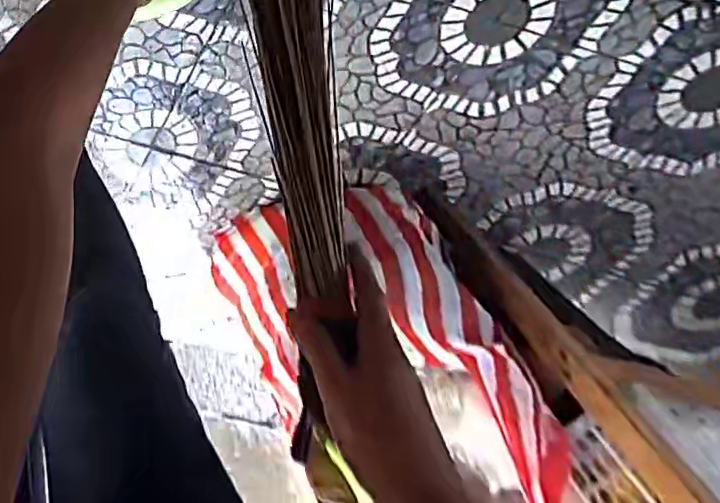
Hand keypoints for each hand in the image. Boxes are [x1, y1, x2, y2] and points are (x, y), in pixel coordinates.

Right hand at [288, 250, 467, 502]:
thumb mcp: (334, 385)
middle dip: (331, 306)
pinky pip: (363, 363)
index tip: (346, 242)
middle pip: (360, 316)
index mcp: (380, 343)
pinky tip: (325, 378)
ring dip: (334, 336)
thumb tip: (297, 310)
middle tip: (303, 307)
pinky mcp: (397, 400)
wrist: (422, 493)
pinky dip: (342, 358)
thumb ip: (315, 345)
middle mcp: (393, 355)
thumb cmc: (377, 434)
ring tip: (307, 345)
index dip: (356, 265)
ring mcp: (397, 379)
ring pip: (360, 342)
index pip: (367, 292)